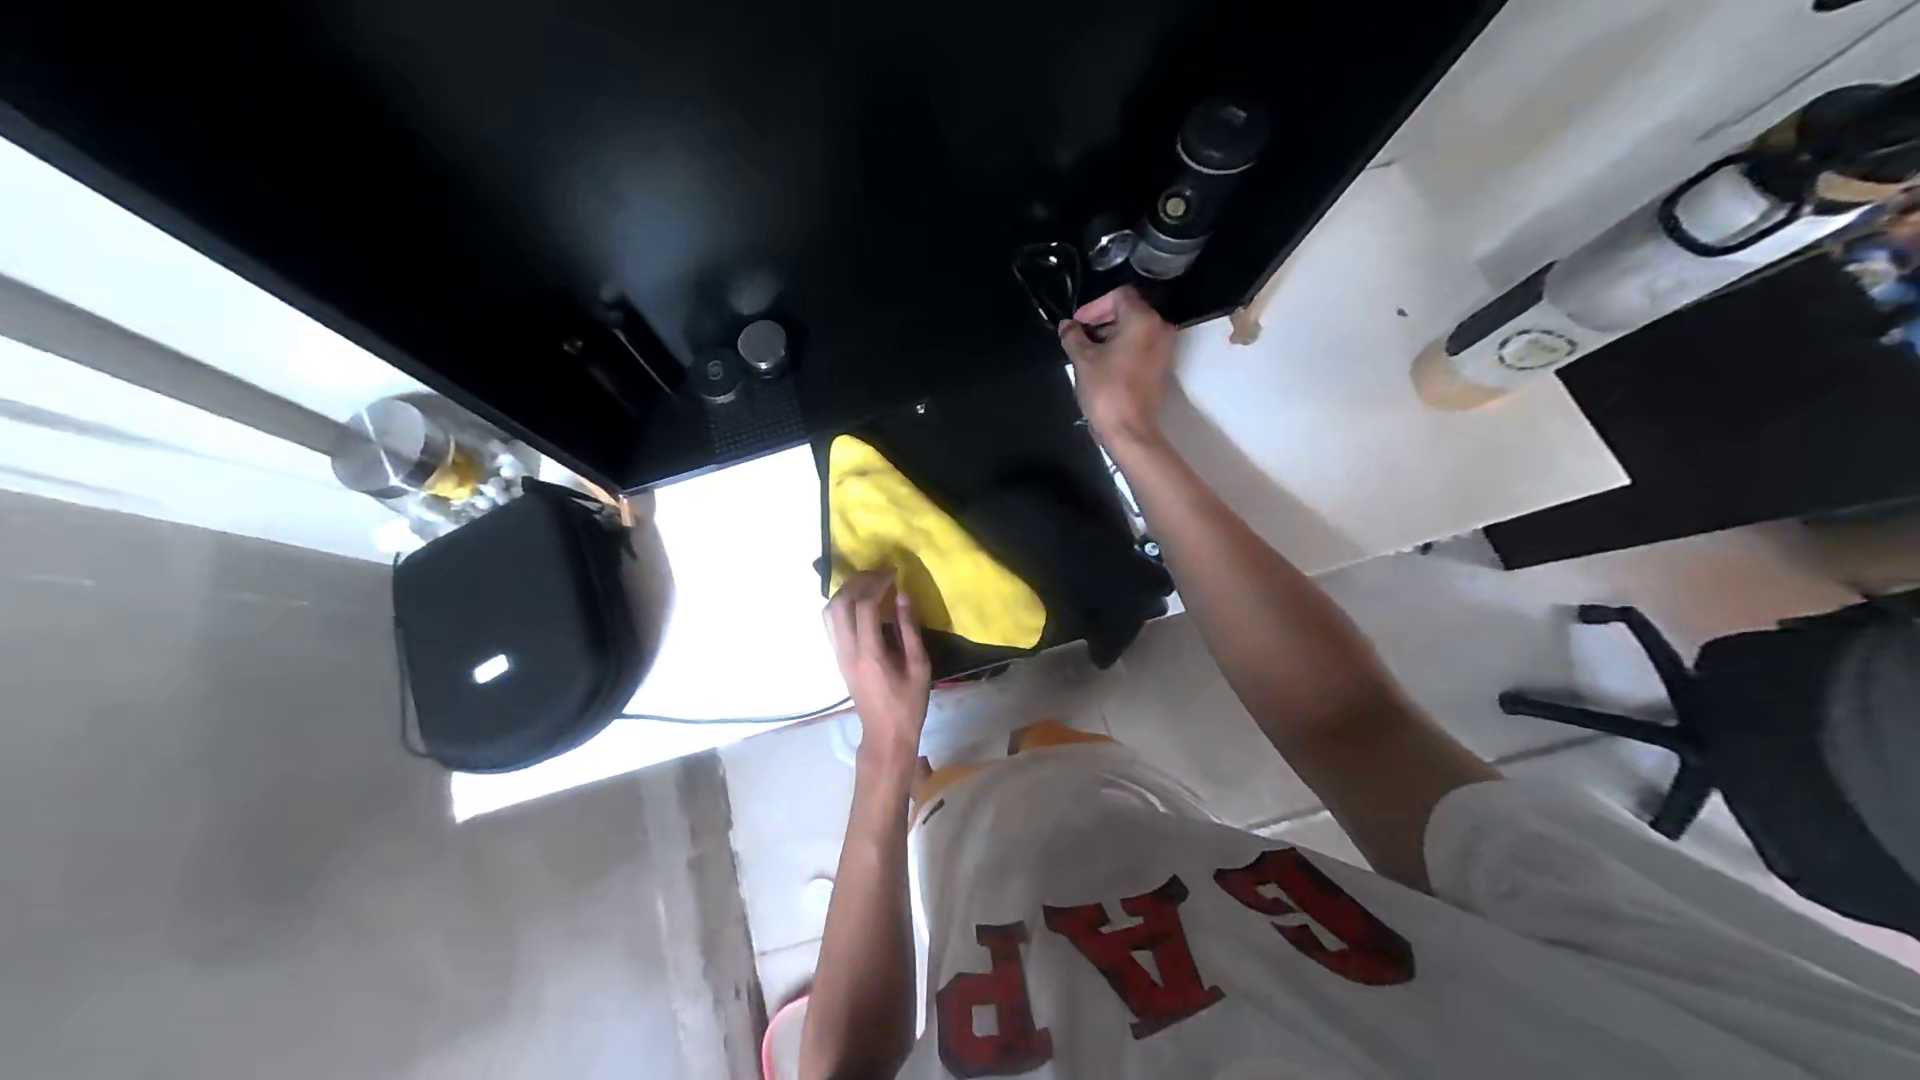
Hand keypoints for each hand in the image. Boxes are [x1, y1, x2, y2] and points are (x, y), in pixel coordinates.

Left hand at [824, 570, 931, 765]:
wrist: (884, 734)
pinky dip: (842, 605)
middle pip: (840, 603)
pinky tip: (860, 603)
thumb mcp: (919, 666)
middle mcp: (847, 650)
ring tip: (869, 585)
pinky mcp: (837, 657)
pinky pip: (830, 623)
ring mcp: (838, 654)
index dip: (878, 584)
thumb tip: (902, 595)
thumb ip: (909, 629)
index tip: (894, 574)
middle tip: (880, 575)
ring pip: (829, 611)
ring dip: (846, 591)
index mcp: (869, 653)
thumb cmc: (908, 703)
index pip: (864, 606)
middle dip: (859, 582)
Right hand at [1059, 286, 1175, 449]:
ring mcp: (1165, 349)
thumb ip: (1073, 336)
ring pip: (1135, 330)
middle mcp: (1160, 328)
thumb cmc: (1106, 390)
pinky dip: (1123, 348)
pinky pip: (1141, 346)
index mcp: (1143, 320)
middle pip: (1129, 311)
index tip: (1076, 324)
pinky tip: (1103, 363)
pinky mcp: (1162, 367)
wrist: (1129, 430)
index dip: (1094, 306)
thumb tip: (1067, 326)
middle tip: (1079, 336)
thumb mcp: (1083, 360)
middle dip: (1101, 320)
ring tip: (1087, 351)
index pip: (1119, 296)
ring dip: (1111, 335)